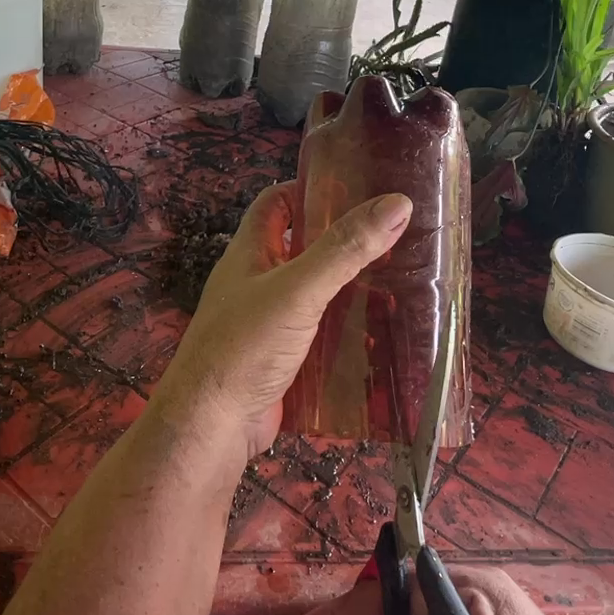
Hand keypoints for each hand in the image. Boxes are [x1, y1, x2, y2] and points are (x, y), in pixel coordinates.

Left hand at [149, 180, 411, 462]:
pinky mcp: (282, 359)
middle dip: (342, 242)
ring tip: (401, 284)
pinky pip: (319, 336)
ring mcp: (268, 322)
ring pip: (315, 294)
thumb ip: (344, 249)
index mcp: (250, 252)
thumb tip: (397, 203)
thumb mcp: (298, 289)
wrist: (212, 424)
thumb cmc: (245, 345)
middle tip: (393, 238)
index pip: (275, 202)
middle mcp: (256, 281)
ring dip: (349, 290)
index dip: (309, 189)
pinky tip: (381, 337)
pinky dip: (346, 333)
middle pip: (301, 248)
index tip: (356, 189)